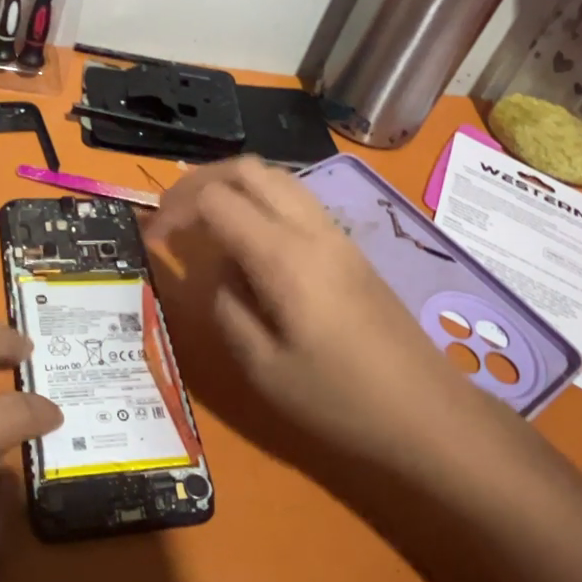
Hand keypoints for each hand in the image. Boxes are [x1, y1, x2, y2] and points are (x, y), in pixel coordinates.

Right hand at [144, 157, 487, 475]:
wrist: (428, 413)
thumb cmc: (340, 400)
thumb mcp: (263, 369)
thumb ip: (226, 308)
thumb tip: (216, 272)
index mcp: (283, 256)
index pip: (216, 200)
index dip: (175, 210)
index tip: (152, 240)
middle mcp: (310, 228)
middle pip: (247, 169)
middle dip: (199, 182)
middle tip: (170, 217)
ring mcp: (335, 233)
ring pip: (275, 177)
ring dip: (231, 185)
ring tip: (202, 222)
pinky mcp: (349, 246)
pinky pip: (295, 198)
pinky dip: (259, 199)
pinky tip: (247, 240)